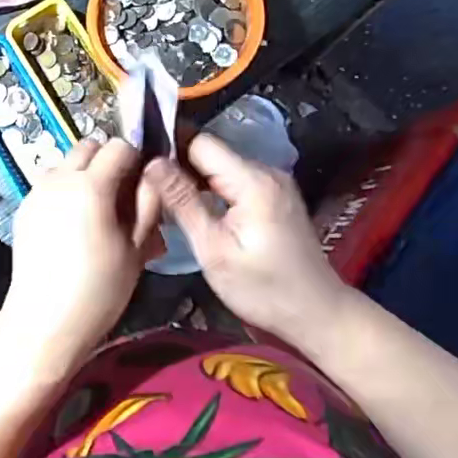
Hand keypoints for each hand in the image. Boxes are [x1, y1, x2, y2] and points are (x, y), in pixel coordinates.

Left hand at [0, 139, 162, 378]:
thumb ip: (148, 203)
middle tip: (121, 195)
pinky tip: (72, 226)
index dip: (136, 159)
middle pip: (88, 146)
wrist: (45, 320)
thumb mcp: (137, 247)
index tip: (142, 184)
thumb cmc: (99, 289)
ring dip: (83, 175)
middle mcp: (59, 179)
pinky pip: (48, 185)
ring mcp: (36, 192)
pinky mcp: (23, 209)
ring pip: (65, 164)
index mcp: (91, 185)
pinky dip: (64, 191)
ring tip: (96, 212)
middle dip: (107, 161)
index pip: (119, 146)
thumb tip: (151, 174)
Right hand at [143, 134, 353, 340]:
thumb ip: (182, 202)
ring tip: (162, 200)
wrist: (317, 314)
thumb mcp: (214, 249)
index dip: (168, 151)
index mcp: (252, 180)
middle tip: (145, 189)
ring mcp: (272, 182)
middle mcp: (265, 171)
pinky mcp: (272, 196)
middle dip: (176, 166)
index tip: (140, 167)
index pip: (199, 142)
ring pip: (217, 167)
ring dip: (190, 179)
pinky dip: (208, 190)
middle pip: (208, 153)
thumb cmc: (264, 289)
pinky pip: (230, 180)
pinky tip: (191, 209)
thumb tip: (151, 162)